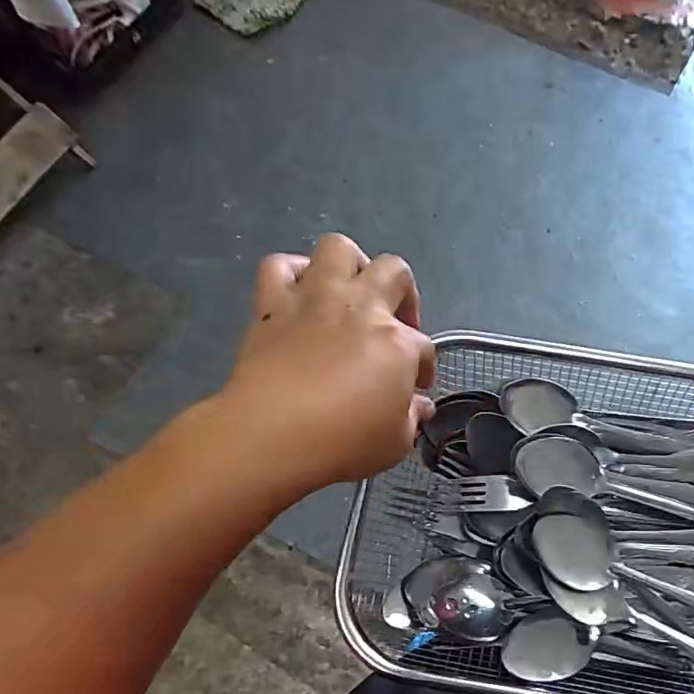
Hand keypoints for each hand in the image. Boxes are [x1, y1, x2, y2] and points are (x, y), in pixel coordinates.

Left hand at [218, 234, 436, 488]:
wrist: (271, 436)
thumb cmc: (341, 444)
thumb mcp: (395, 443)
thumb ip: (410, 418)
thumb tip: (418, 406)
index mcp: (397, 342)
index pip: (422, 347)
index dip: (423, 368)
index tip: (415, 388)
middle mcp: (360, 307)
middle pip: (394, 272)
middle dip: (403, 295)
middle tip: (394, 324)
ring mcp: (313, 299)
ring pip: (338, 249)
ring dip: (350, 265)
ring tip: (349, 292)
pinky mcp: (271, 306)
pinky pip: (279, 267)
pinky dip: (290, 273)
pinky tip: (298, 293)